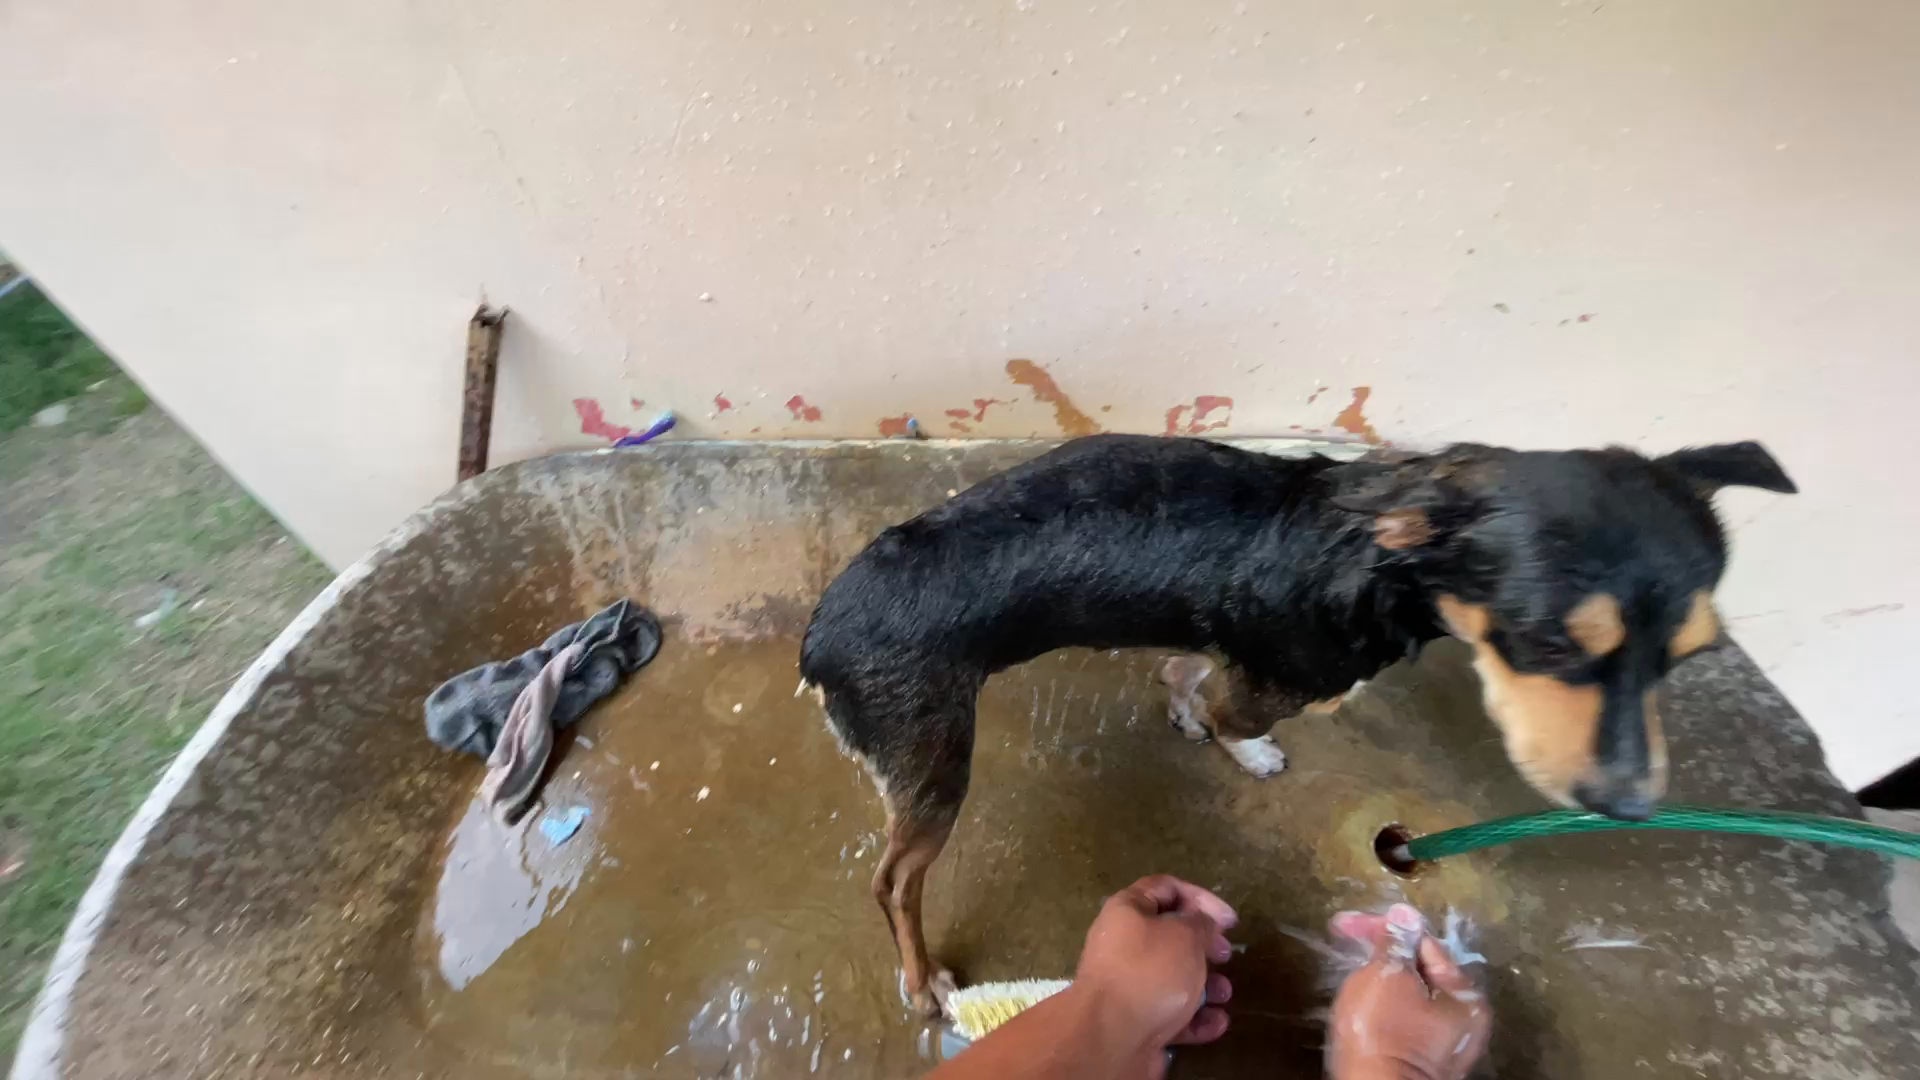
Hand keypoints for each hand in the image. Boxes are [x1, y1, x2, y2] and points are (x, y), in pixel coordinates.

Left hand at [1074, 875, 1236, 1054]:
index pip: (1166, 887)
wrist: (1111, 1035)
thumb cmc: (1149, 971)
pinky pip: (1171, 1012)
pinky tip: (1217, 1022)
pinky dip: (1196, 1017)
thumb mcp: (1183, 936)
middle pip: (1170, 933)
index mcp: (1128, 908)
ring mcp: (1129, 982)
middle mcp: (1124, 941)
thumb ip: (1200, 923)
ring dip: (1205, 983)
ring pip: (1173, 976)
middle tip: (1227, 955)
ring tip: (1225, 993)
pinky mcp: (1137, 1019)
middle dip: (1204, 944)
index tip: (1231, 920)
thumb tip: (1203, 920)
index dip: (1201, 898)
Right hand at [1326, 904, 1490, 1079]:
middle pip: (1418, 963)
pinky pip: (1403, 1007)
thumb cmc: (1385, 1028)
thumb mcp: (1388, 975)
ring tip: (1349, 958)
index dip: (1383, 927)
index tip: (1345, 923)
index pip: (1422, 941)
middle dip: (1379, 945)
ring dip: (1378, 966)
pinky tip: (1362, 988)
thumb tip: (1405, 912)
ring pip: (1409, 985)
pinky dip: (1382, 991)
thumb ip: (1397, 942)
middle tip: (1341, 933)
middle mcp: (1462, 1015)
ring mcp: (1443, 1035)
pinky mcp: (1421, 1049)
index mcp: (1463, 995)